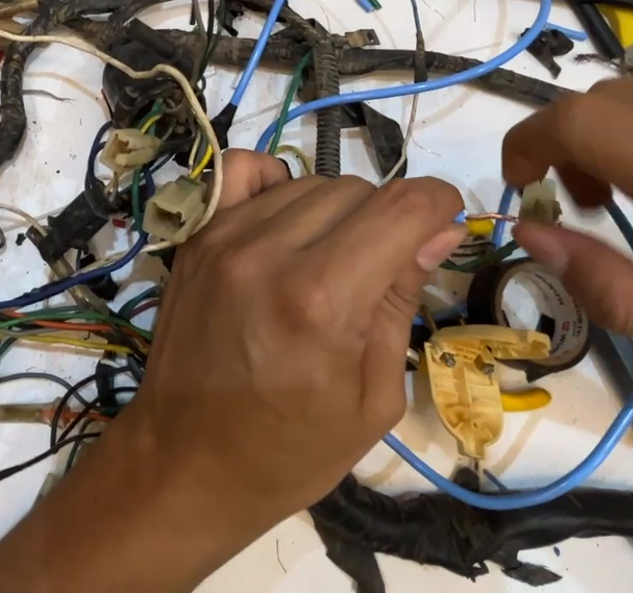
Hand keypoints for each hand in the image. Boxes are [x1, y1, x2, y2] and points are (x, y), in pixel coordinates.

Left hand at [0, 153, 465, 591]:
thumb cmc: (291, 450)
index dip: (438, 204)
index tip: (446, 222)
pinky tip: (285, 221)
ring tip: (332, 258)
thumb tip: (440, 229)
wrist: (187, 461)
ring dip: (336, 209)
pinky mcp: (195, 238)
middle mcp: (268, 253)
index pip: (400, 208)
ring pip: (306, 181)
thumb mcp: (373, 397)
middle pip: (355, 190)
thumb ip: (400, 298)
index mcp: (322, 300)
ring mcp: (223, 238)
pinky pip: (242, 171)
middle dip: (387, 218)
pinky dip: (275, 182)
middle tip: (382, 267)